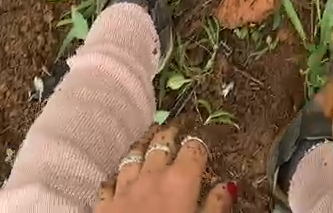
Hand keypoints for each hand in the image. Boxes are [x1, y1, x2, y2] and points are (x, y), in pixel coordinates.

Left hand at [95, 127, 233, 212]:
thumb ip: (216, 206)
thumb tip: (228, 186)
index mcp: (181, 180)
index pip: (194, 147)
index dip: (200, 141)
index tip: (203, 139)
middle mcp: (153, 175)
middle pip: (161, 142)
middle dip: (169, 134)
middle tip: (175, 128)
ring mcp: (126, 188)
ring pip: (133, 155)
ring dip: (142, 146)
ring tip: (147, 139)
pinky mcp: (105, 205)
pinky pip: (110, 181)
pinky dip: (117, 176)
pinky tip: (119, 176)